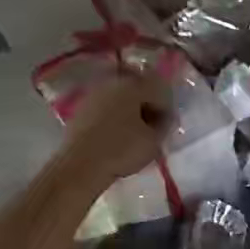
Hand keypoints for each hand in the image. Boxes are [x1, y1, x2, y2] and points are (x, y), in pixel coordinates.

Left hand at [59, 73, 173, 183]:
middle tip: (152, 129)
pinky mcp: (81, 110)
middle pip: (136, 91)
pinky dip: (114, 119)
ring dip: (130, 113)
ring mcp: (93, 95)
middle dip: (146, 107)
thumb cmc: (122, 150)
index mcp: (132, 86)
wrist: (81, 164)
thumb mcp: (154, 141)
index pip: (158, 90)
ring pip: (119, 99)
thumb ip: (163, 125)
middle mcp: (111, 84)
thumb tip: (163, 118)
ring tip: (135, 135)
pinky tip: (117, 137)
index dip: (166, 109)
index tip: (168, 127)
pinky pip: (105, 110)